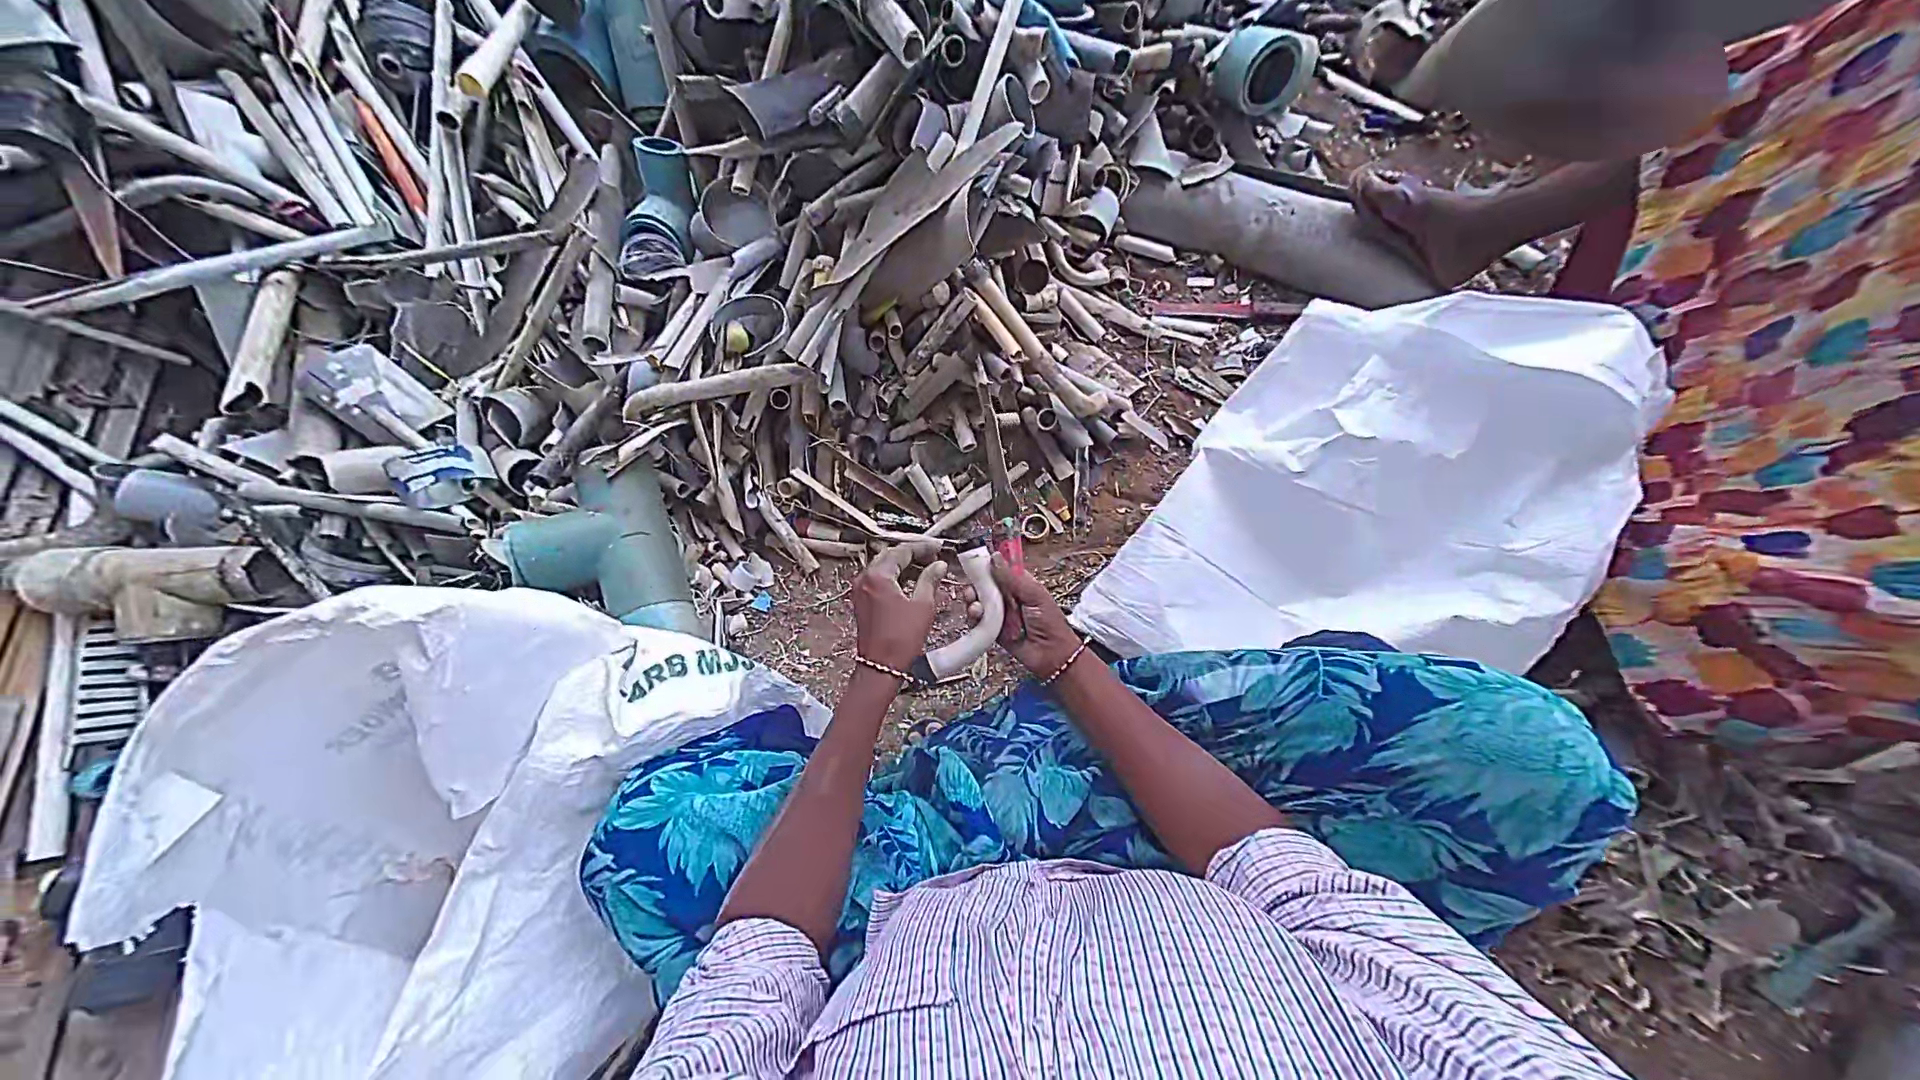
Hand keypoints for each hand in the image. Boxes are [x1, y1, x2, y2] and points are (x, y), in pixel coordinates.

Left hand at [853, 542, 946, 671]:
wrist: (881, 666)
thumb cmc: (900, 640)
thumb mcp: (923, 605)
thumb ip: (930, 580)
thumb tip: (937, 566)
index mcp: (878, 576)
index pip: (901, 551)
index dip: (922, 548)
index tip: (936, 547)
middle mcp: (864, 580)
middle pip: (889, 556)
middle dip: (911, 554)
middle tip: (932, 556)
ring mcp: (860, 591)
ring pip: (883, 568)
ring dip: (903, 566)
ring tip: (925, 569)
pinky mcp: (861, 602)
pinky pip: (877, 581)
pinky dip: (894, 578)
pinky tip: (910, 582)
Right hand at [985, 556, 1083, 677]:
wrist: (1052, 654)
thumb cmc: (1050, 623)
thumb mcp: (1033, 595)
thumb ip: (1012, 578)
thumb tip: (995, 557)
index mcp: (1019, 585)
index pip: (1000, 571)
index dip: (987, 567)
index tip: (976, 563)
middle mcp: (1007, 598)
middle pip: (985, 586)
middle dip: (976, 585)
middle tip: (972, 587)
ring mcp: (999, 614)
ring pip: (978, 603)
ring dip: (973, 601)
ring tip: (975, 604)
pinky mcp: (992, 630)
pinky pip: (977, 621)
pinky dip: (973, 617)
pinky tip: (976, 615)